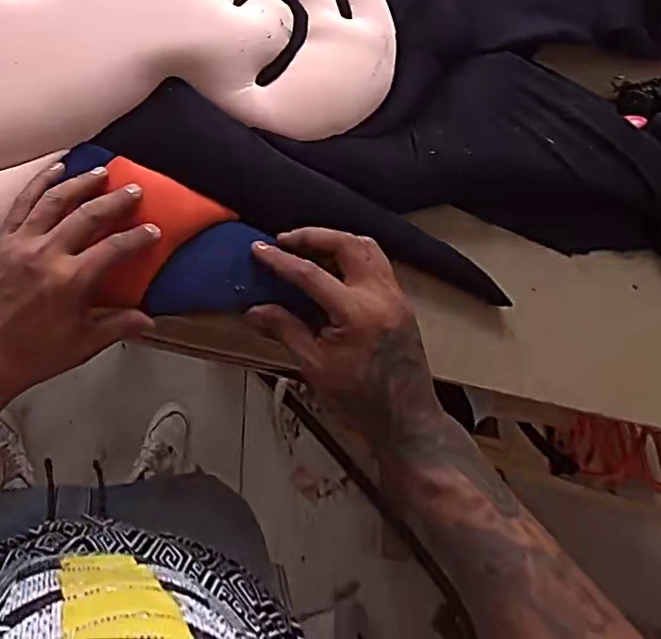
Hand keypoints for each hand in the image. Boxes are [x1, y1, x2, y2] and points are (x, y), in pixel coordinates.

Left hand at [0, 162, 159, 407]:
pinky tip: (55, 169)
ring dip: (81, 182)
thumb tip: (148, 320)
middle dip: (116, 200)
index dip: (137, 237)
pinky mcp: (2, 240)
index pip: (114, 248)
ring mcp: (21, 244)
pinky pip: (22, 202)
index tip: (153, 230)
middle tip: (133, 191)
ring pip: (56, 200)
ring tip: (100, 172)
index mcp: (69, 281)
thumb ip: (118, 326)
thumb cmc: (30, 355)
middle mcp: (45, 255)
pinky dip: (40, 182)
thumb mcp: (82, 344)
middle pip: (88, 215)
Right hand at [246, 229, 445, 445]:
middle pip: (347, 244)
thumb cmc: (360, 402)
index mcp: (358, 314)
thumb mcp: (314, 366)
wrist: (408, 425)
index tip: (258, 249)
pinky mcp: (402, 303)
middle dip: (312, 236)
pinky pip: (377, 262)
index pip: (311, 273)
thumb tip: (253, 310)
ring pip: (367, 247)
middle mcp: (382, 297)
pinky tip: (332, 267)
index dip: (280, 259)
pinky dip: (352, 255)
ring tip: (308, 248)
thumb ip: (284, 329)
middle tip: (285, 240)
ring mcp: (396, 298)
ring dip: (335, 241)